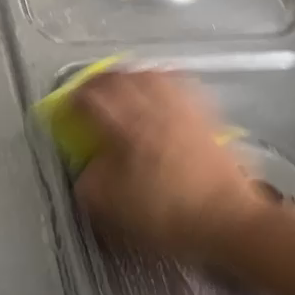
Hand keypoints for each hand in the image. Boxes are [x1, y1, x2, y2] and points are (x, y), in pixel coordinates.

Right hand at [70, 71, 272, 262]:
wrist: (228, 219)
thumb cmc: (166, 214)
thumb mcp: (112, 205)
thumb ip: (90, 181)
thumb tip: (87, 168)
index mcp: (125, 125)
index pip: (91, 98)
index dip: (73, 100)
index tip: (66, 109)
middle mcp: (153, 107)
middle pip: (121, 77)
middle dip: (99, 81)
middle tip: (89, 92)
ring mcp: (182, 107)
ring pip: (151, 74)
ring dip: (131, 76)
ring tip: (123, 85)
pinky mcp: (205, 115)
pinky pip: (179, 84)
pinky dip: (163, 81)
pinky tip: (161, 91)